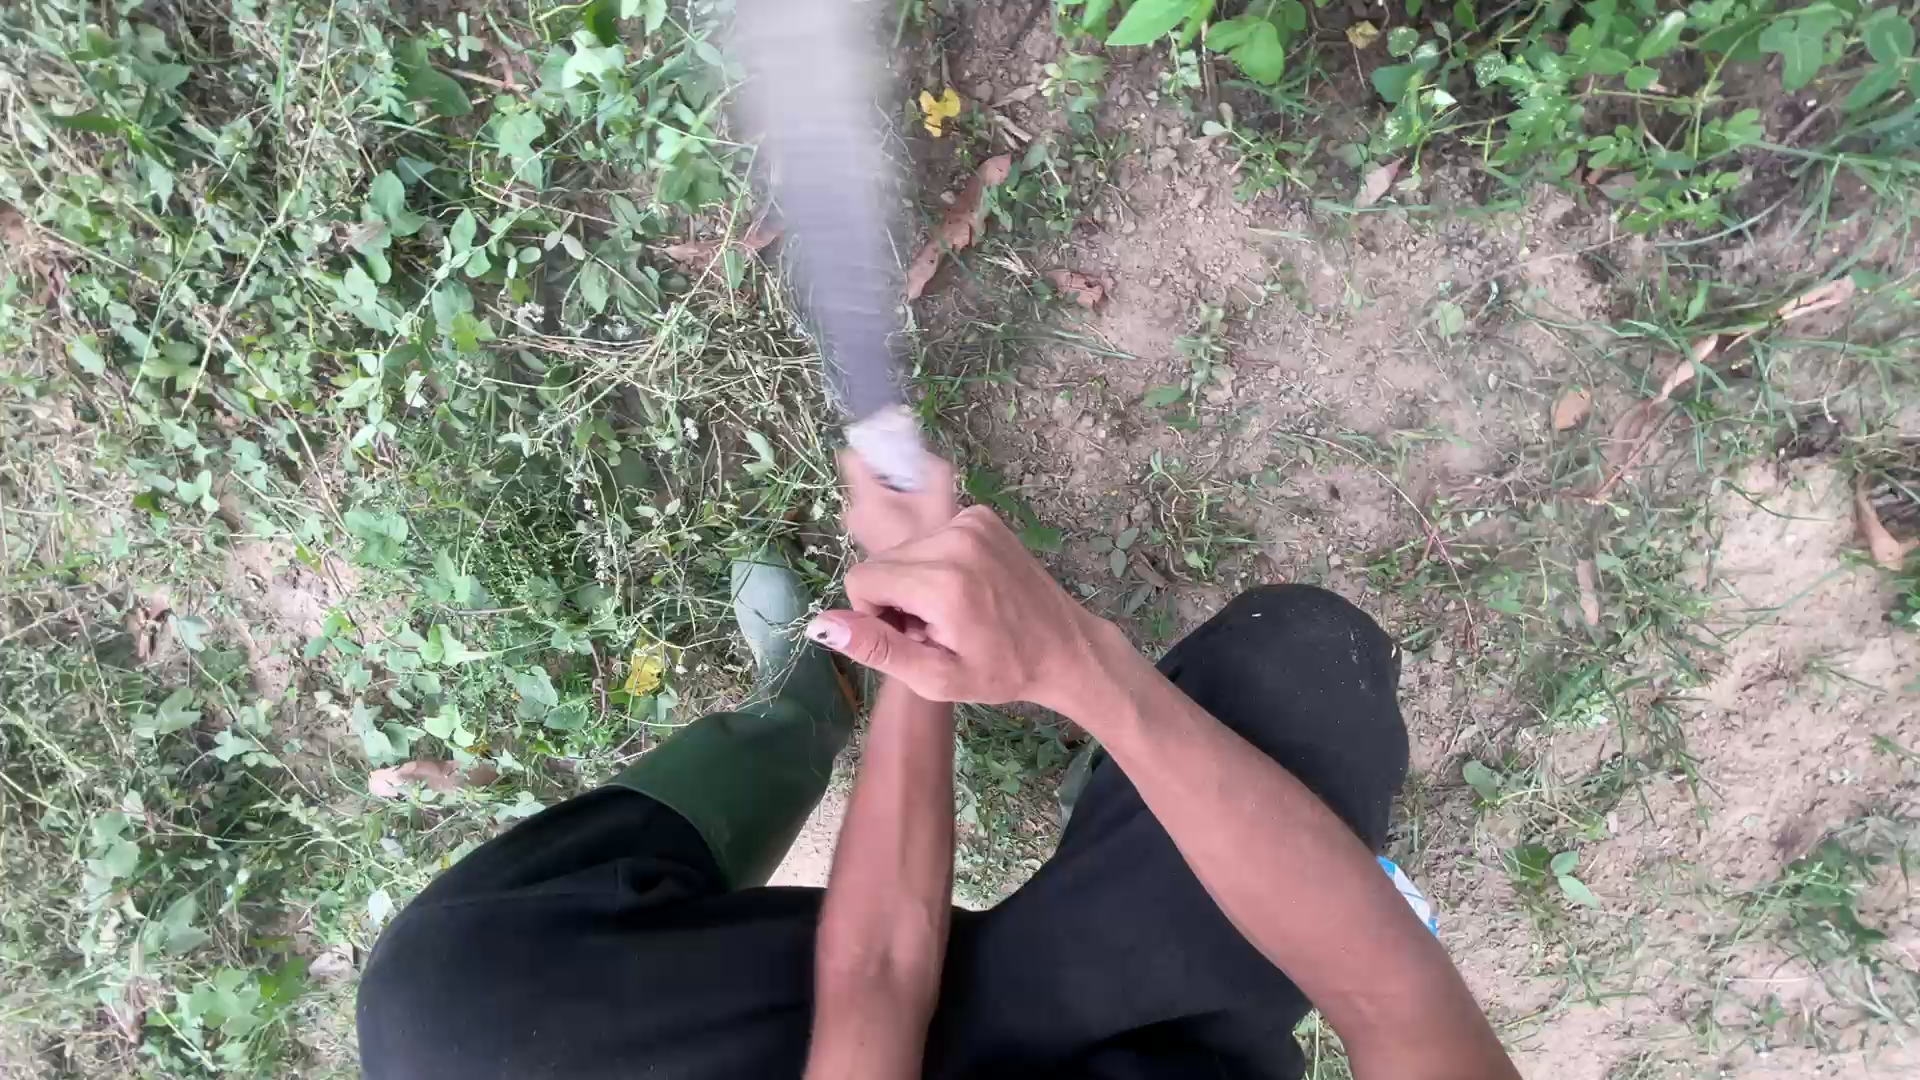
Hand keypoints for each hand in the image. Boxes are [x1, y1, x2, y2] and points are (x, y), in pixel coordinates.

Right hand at [805, 506, 1117, 712]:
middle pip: (883, 561)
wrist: (1064, 646)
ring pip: (905, 548)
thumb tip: (820, 622)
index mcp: (943, 583)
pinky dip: (937, 562)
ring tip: (952, 610)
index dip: (873, 612)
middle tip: (933, 626)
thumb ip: (876, 647)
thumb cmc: (1001, 671)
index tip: (909, 635)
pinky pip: (931, 535)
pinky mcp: (982, 515)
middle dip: (894, 596)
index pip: (861, 578)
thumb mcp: (936, 677)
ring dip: (915, 579)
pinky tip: (965, 589)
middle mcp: (955, 540)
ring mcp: (972, 521)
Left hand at [841, 450, 956, 554]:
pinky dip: (889, 510)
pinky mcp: (864, 538)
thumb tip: (921, 454)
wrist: (927, 582)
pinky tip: (910, 523)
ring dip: (890, 494)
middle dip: (887, 475)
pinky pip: (873, 511)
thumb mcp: (942, 496)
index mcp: (866, 498)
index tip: (897, 456)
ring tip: (915, 508)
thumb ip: (932, 467)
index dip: (874, 450)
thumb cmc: (934, 538)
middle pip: (864, 476)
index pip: (853, 456)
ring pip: (869, 494)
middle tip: (915, 488)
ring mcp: (856, 528)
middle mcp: (853, 511)